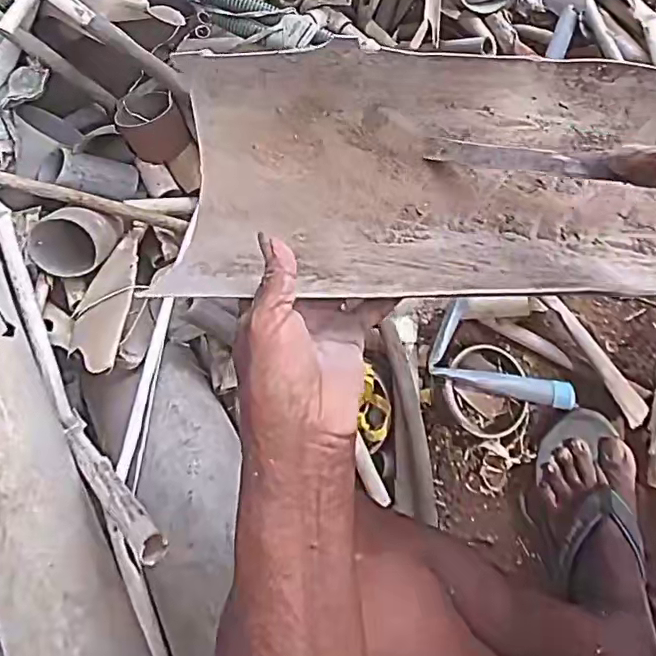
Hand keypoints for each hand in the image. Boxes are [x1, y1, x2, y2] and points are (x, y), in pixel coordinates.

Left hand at [236, 235, 394, 452]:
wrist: (308, 430)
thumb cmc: (274, 391)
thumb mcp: (266, 326)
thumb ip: (275, 285)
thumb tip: (272, 247)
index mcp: (264, 315)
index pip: (275, 275)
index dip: (285, 253)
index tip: (297, 226)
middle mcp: (293, 320)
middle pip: (312, 279)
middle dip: (324, 258)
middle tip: (338, 227)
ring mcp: (323, 328)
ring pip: (341, 290)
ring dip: (353, 273)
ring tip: (366, 245)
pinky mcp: (348, 337)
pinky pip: (367, 310)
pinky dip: (381, 296)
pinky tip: (391, 282)